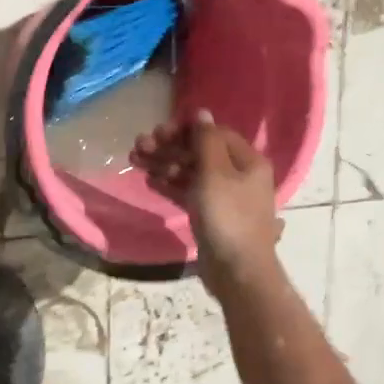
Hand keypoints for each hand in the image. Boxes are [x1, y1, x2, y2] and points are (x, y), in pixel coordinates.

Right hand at [132, 110, 282, 293]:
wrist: (237, 270)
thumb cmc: (227, 217)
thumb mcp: (215, 173)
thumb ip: (206, 140)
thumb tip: (202, 112)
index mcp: (247, 160)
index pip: (213, 133)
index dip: (185, 130)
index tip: (159, 132)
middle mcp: (238, 174)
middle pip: (200, 151)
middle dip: (169, 146)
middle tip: (140, 145)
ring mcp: (224, 196)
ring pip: (191, 171)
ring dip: (164, 163)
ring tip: (136, 160)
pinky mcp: (211, 214)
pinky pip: (188, 191)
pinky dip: (170, 184)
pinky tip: (149, 180)